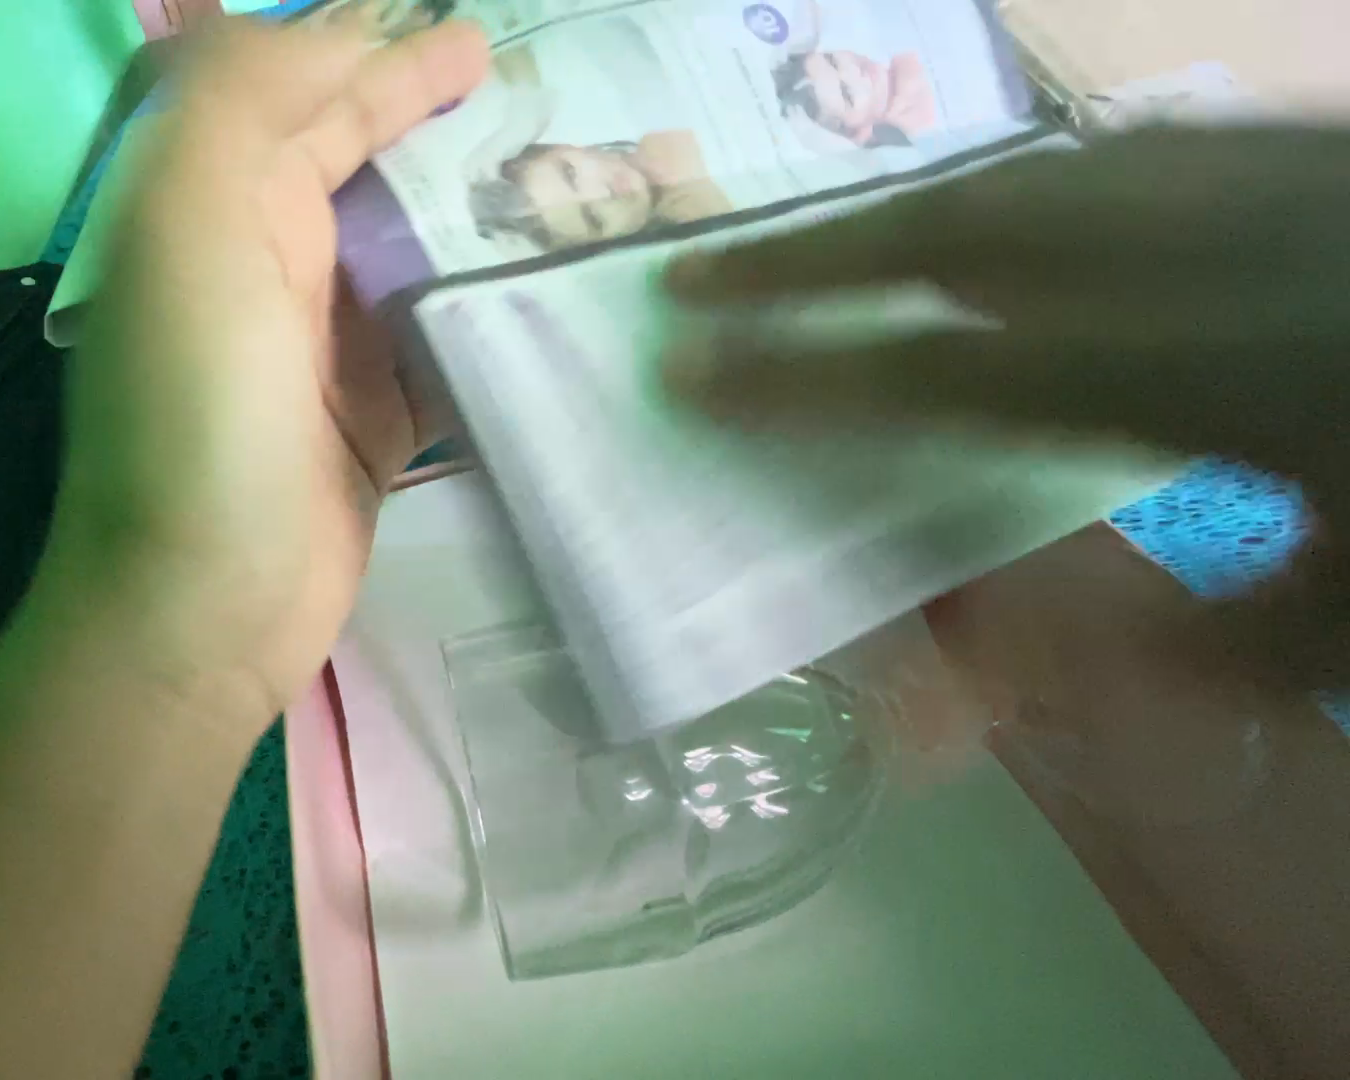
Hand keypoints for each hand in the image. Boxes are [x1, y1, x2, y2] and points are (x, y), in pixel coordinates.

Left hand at [48, 15, 488, 721]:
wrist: (205, 607)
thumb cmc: (197, 418)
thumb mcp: (189, 229)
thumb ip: (240, 104)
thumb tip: (335, 45)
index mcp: (214, 215)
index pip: (304, 106)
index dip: (384, 64)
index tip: (479, 49)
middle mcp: (264, 275)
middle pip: (363, 179)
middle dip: (441, 138)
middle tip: (543, 119)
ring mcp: (321, 358)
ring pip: (410, 264)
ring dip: (475, 229)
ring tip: (569, 202)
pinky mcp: (368, 429)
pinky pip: (434, 353)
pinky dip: (482, 324)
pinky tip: (543, 306)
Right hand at [662, 126, 1349, 688]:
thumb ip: (1177, 632)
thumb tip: (991, 646)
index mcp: (1219, 371)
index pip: (943, 372)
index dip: (799, 375)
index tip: (686, 375)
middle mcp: (1218, 250)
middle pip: (954, 234)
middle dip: (800, 258)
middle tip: (687, 273)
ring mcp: (1259, 182)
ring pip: (1017, 178)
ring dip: (875, 218)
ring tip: (777, 247)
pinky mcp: (1295, 157)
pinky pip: (1098, 165)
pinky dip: (990, 195)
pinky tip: (938, 222)